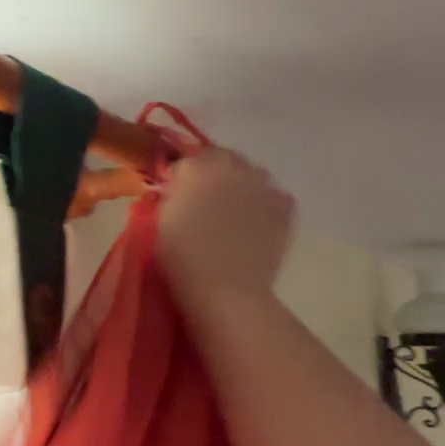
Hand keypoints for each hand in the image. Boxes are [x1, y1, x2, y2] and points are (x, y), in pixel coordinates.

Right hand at [156, 149, 295, 302]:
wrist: (227, 288)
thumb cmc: (183, 258)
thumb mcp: (160, 221)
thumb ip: (170, 195)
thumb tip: (176, 187)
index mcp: (195, 169)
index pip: (186, 160)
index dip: (181, 176)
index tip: (177, 194)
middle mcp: (231, 167)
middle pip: (220, 158)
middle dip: (211, 173)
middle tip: (205, 200)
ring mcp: (262, 184)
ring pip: (249, 172)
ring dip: (240, 184)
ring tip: (233, 211)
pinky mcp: (284, 203)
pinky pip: (271, 193)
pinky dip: (263, 202)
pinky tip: (255, 222)